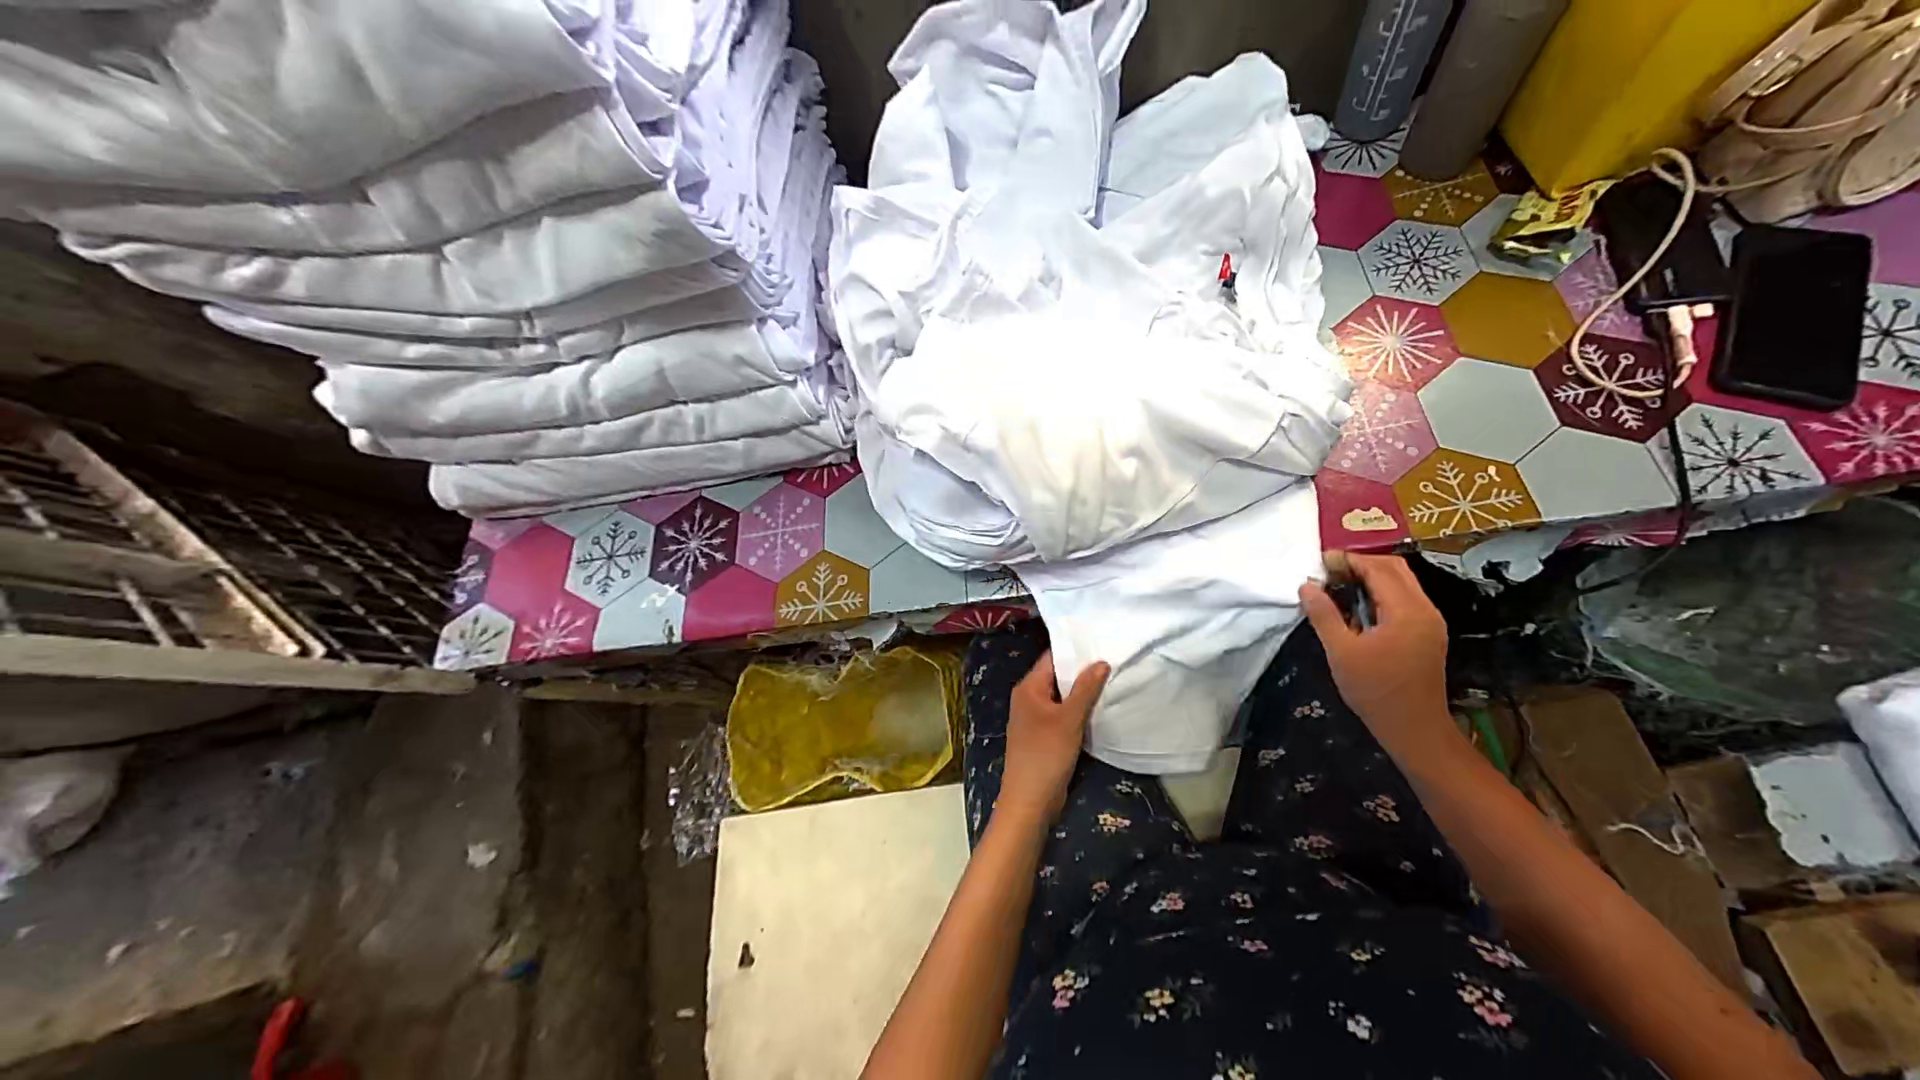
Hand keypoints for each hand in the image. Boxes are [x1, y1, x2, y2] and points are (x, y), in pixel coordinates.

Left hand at [996, 652, 1108, 829]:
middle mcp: (1029, 698)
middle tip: (1114, 660)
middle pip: (1058, 677)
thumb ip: (1085, 689)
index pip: (1052, 658)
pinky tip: (1101, 709)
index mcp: (1028, 688)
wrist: (1030, 800)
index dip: (1075, 651)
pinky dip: (1079, 711)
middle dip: (1083, 672)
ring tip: (1113, 681)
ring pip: (1063, 697)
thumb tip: (1100, 661)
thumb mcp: (1069, 719)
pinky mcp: (1044, 736)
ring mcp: (1036, 718)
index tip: (1101, 642)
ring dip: (1083, 693)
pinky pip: (1064, 715)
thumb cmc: (1046, 754)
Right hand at [1299, 552, 1448, 734]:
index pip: (1378, 569)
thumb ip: (1324, 615)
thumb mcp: (1341, 652)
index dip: (1348, 560)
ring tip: (1338, 587)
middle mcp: (1425, 610)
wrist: (1414, 729)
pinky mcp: (1427, 634)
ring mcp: (1430, 622)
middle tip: (1328, 572)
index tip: (1320, 562)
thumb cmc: (1375, 691)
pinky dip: (1380, 594)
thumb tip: (1306, 586)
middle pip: (1395, 569)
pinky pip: (1404, 600)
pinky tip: (1357, 608)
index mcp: (1407, 611)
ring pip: (1402, 583)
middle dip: (1361, 564)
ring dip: (1371, 578)